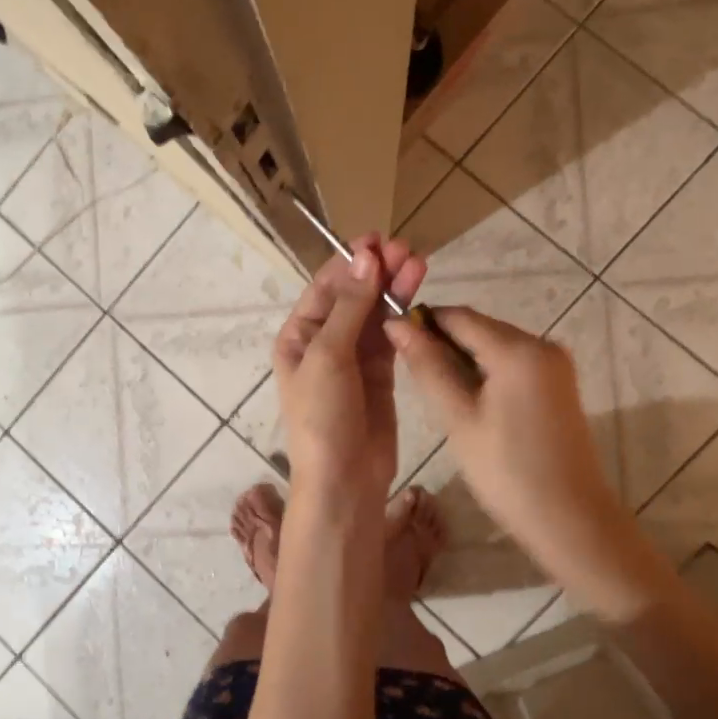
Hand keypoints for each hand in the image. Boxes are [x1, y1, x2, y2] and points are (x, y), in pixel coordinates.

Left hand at [274, 236, 425, 512]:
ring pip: (375, 314)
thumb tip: (365, 257)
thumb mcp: (329, 356)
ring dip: (394, 289)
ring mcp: (352, 360)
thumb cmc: (323, 416)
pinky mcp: (380, 376)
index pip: (325, 288)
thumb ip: (350, 306)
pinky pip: (391, 338)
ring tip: (419, 262)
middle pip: (353, 297)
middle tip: (406, 248)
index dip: (349, 262)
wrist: (343, 479)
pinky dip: (403, 316)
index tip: (377, 239)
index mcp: (298, 336)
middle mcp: (323, 343)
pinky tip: (419, 295)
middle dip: (376, 271)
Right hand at [386, 307, 674, 620]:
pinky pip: (512, 363)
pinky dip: (485, 373)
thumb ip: (427, 367)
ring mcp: (555, 363)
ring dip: (462, 359)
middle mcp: (542, 344)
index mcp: (518, 349)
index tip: (390, 342)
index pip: (458, 316)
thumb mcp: (458, 419)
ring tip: (435, 392)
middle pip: (478, 327)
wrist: (572, 521)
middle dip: (442, 343)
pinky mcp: (558, 383)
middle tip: (410, 376)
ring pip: (494, 345)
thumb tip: (395, 323)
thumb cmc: (508, 473)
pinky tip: (467, 401)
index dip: (421, 323)